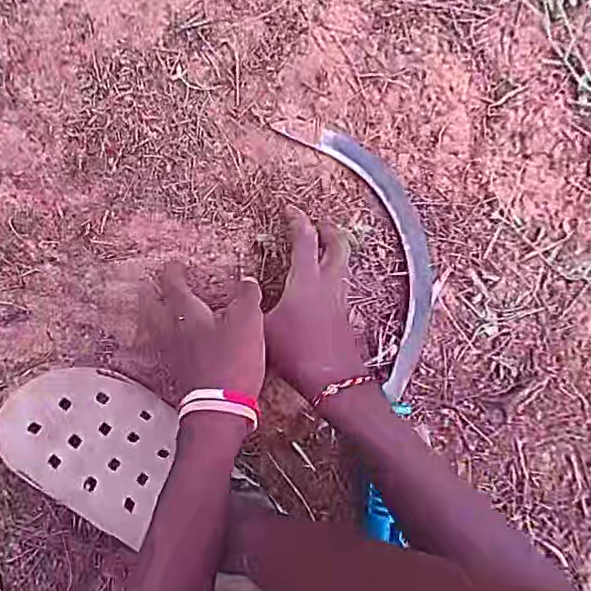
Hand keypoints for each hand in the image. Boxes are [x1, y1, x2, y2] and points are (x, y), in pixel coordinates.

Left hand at [156, 263, 264, 397]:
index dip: (173, 271)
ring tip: (168, 312)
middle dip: (155, 294)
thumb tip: (247, 282)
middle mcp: (174, 332)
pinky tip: (185, 344)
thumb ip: (247, 297)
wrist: (220, 408)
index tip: (175, 264)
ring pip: (162, 329)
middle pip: (156, 308)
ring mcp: (175, 354)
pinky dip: (175, 341)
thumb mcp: (248, 321)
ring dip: (162, 317)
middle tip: (156, 287)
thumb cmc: (230, 362)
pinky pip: (173, 349)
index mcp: (186, 313)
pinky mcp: (183, 373)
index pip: (172, 284)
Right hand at [264, 207, 365, 399]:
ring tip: (320, 252)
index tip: (290, 210)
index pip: (305, 239)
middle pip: (338, 245)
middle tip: (318, 225)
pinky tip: (320, 290)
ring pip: (342, 266)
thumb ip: (253, 306)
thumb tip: (246, 292)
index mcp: (306, 280)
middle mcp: (328, 284)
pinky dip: (332, 278)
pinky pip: (340, 287)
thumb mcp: (262, 327)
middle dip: (329, 231)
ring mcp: (340, 300)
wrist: (331, 380)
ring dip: (333, 253)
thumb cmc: (294, 352)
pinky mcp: (344, 317)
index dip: (297, 220)